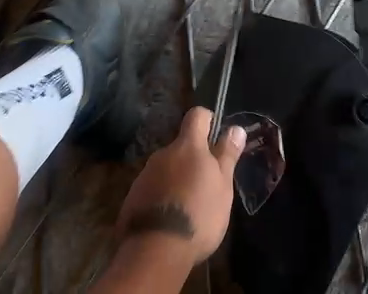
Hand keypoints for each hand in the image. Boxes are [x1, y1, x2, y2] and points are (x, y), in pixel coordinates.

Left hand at [114, 107, 245, 265]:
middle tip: (206, 185)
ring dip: (176, 180)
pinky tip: (168, 220)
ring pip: (166, 169)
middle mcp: (163, 154)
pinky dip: (161, 197)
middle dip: (193, 160)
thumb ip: (227, 156)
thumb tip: (236, 128)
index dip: (208, 120)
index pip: (197, 116)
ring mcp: (144, 176)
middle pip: (181, 147)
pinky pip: (151, 189)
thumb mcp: (223, 187)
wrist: (154, 252)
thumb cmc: (198, 214)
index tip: (216, 136)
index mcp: (187, 146)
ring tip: (187, 207)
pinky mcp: (131, 199)